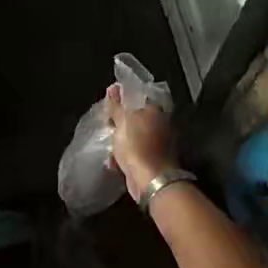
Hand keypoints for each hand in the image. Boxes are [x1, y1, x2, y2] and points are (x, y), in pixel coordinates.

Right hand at [105, 84, 177, 200]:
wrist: (151, 180)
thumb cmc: (136, 146)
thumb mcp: (121, 121)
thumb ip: (116, 105)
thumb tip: (113, 87)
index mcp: (155, 110)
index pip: (135, 98)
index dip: (119, 102)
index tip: (107, 109)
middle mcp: (160, 123)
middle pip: (134, 116)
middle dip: (118, 122)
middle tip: (107, 127)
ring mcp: (159, 141)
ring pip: (134, 134)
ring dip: (120, 140)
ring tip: (110, 146)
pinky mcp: (154, 158)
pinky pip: (136, 150)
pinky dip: (126, 153)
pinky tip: (115, 160)